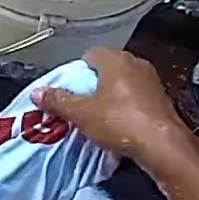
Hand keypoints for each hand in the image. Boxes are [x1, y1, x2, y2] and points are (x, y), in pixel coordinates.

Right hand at [34, 47, 198, 183]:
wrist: (161, 145)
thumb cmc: (120, 123)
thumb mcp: (81, 113)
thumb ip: (57, 101)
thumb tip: (37, 92)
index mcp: (116, 61)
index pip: (90, 54)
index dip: (76, 71)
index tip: (68, 89)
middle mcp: (136, 64)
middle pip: (106, 68)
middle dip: (91, 83)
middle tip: (78, 103)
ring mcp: (150, 80)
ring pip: (121, 82)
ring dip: (108, 94)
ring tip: (96, 114)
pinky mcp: (159, 98)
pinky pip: (134, 95)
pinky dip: (123, 105)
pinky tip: (116, 122)